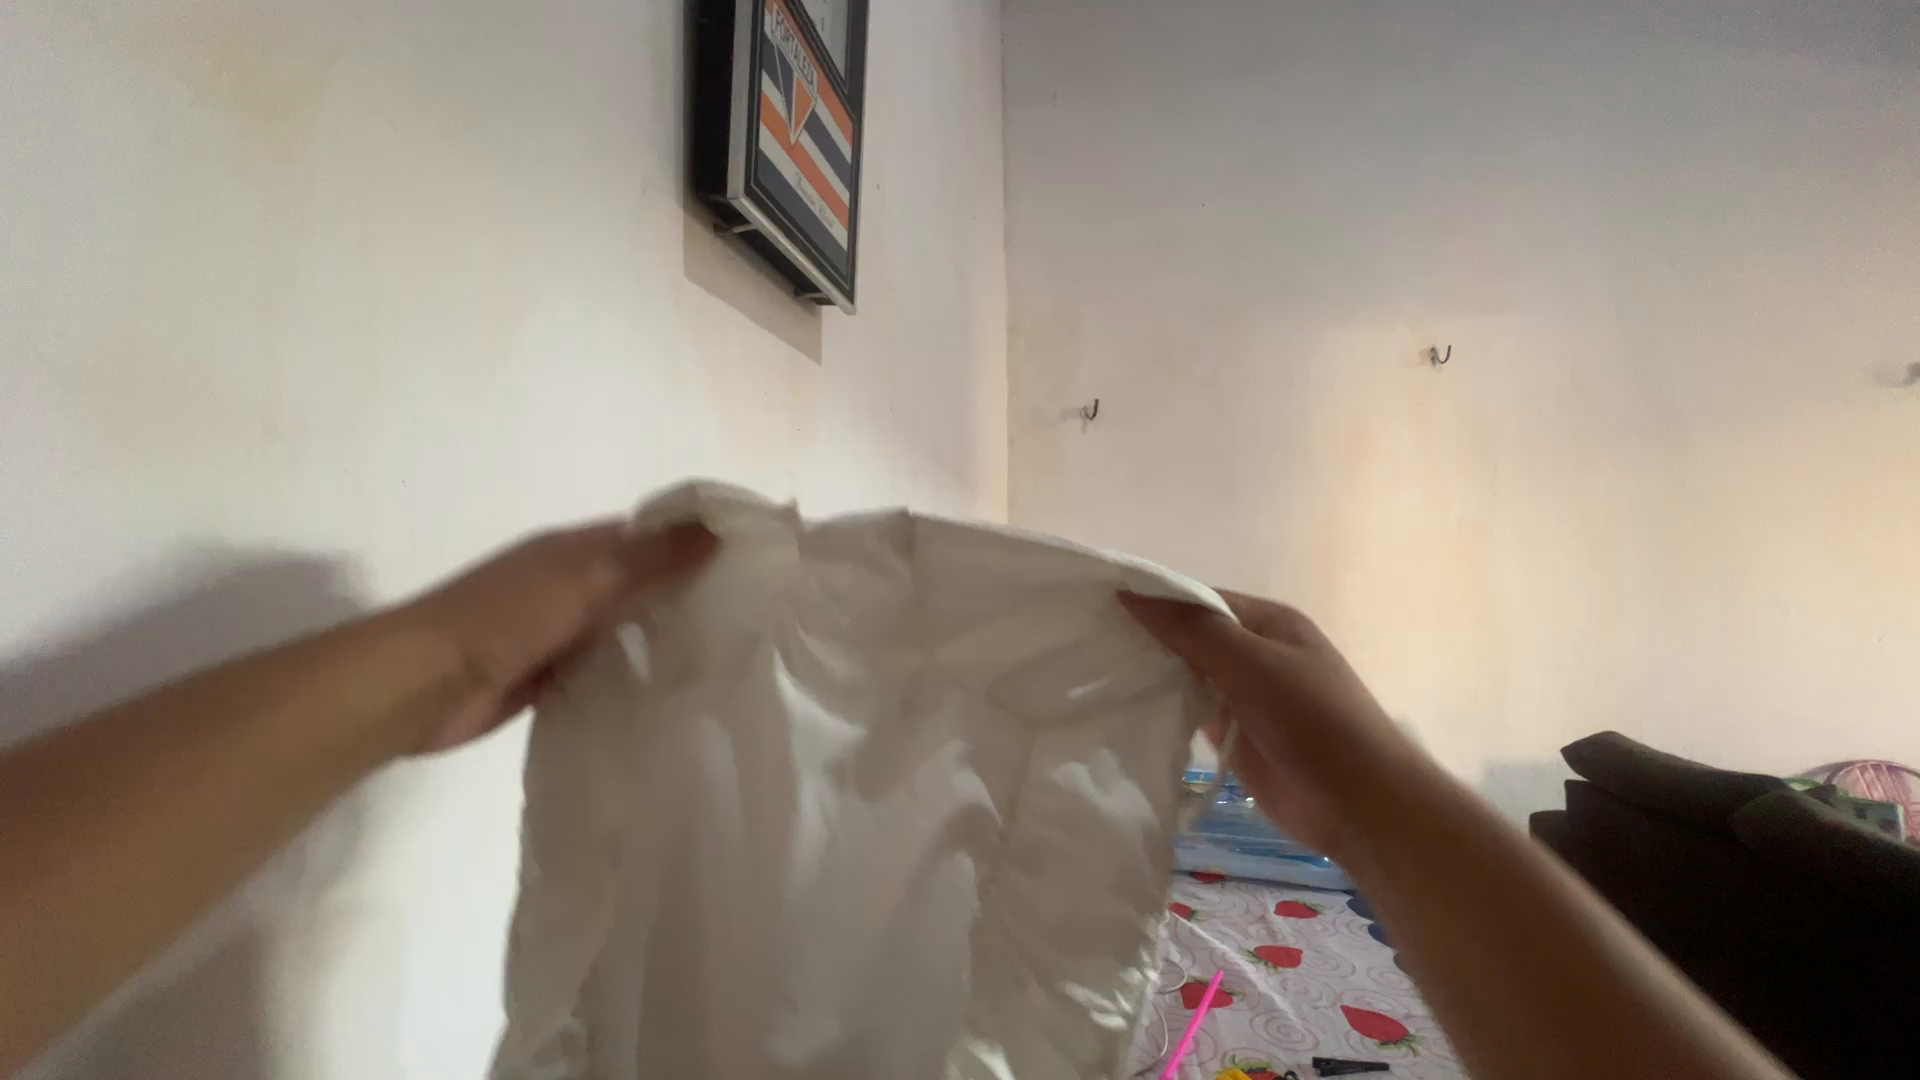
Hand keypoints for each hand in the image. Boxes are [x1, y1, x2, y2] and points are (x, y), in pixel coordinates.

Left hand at [384, 520, 717, 753]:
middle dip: (686, 588)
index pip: (649, 532)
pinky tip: (672, 682)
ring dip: (662, 630)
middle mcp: (571, 581)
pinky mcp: (553, 671)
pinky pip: (607, 662)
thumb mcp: (588, 576)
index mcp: (577, 547)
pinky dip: (635, 667)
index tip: (747, 558)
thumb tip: (718, 528)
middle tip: (747, 609)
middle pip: (641, 578)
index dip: (693, 538)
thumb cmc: (507, 615)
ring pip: (626, 622)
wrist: (425, 683)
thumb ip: (653, 557)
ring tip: (723, 647)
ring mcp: (560, 628)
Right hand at [1120, 590, 1433, 858]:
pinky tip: (1123, 705)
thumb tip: (1130, 593)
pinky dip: (1162, 706)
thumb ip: (1191, 629)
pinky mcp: (1233, 732)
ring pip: (1186, 673)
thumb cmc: (1312, 720)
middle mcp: (1253, 652)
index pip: (1197, 599)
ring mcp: (1243, 694)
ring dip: (1151, 672)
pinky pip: (1189, 709)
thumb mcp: (1250, 664)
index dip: (1153, 600)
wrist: (1360, 806)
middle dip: (1147, 636)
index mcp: (1266, 622)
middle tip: (1087, 638)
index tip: (1098, 604)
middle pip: (1189, 635)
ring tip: (1093, 668)